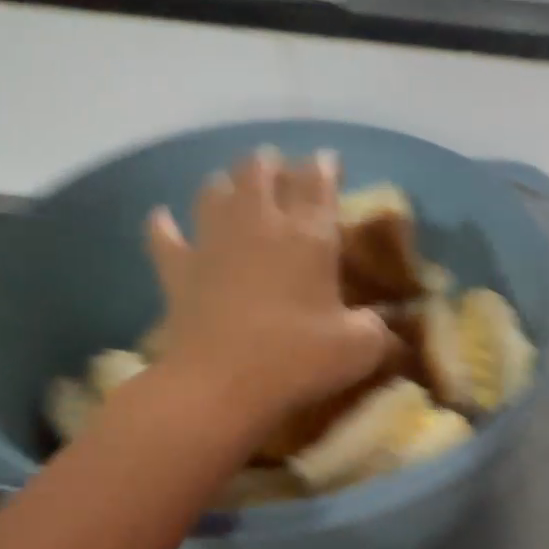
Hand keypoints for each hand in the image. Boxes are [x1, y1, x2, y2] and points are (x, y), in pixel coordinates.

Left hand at [145, 149, 389, 422]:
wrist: (219, 386)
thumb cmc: (297, 360)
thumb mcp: (360, 348)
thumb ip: (378, 328)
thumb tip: (384, 323)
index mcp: (309, 234)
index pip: (318, 181)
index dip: (326, 166)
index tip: (331, 162)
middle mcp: (259, 223)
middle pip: (260, 171)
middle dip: (273, 165)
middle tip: (283, 173)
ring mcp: (212, 242)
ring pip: (214, 190)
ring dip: (226, 184)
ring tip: (235, 189)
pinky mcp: (178, 269)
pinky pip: (164, 235)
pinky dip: (165, 225)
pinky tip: (164, 219)